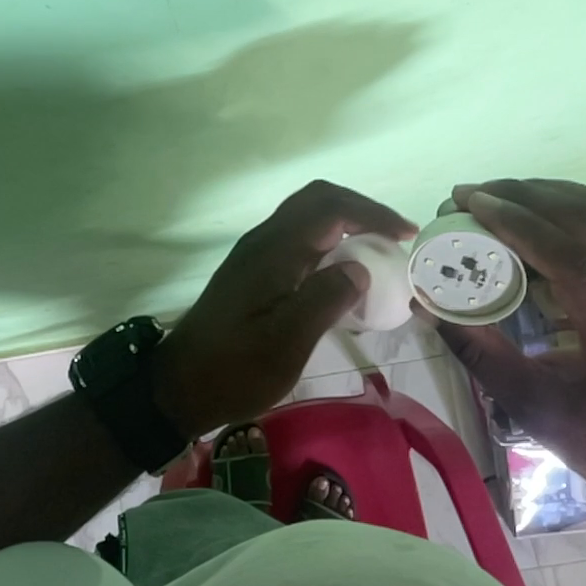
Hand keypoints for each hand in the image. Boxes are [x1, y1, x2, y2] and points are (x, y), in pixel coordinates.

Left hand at [152, 180, 415, 437]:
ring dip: (345, 223)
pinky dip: (329, 242)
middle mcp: (263, 240)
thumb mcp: (286, 344)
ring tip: (377, 252)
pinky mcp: (254, 269)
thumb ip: (324, 300)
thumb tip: (360, 269)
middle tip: (394, 237)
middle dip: (360, 210)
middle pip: (317, 200)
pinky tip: (343, 273)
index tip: (406, 236)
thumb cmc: (234, 369)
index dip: (371, 213)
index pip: (329, 208)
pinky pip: (298, 238)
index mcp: (273, 251)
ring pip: (306, 216)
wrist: (179, 385)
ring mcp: (256, 253)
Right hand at [425, 180, 585, 495]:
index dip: (516, 221)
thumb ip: (474, 348)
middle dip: (525, 195)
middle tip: (470, 195)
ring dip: (549, 193)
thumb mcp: (526, 403)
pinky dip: (571, 205)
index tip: (469, 203)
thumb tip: (425, 303)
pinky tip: (536, 212)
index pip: (569, 256)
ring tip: (499, 195)